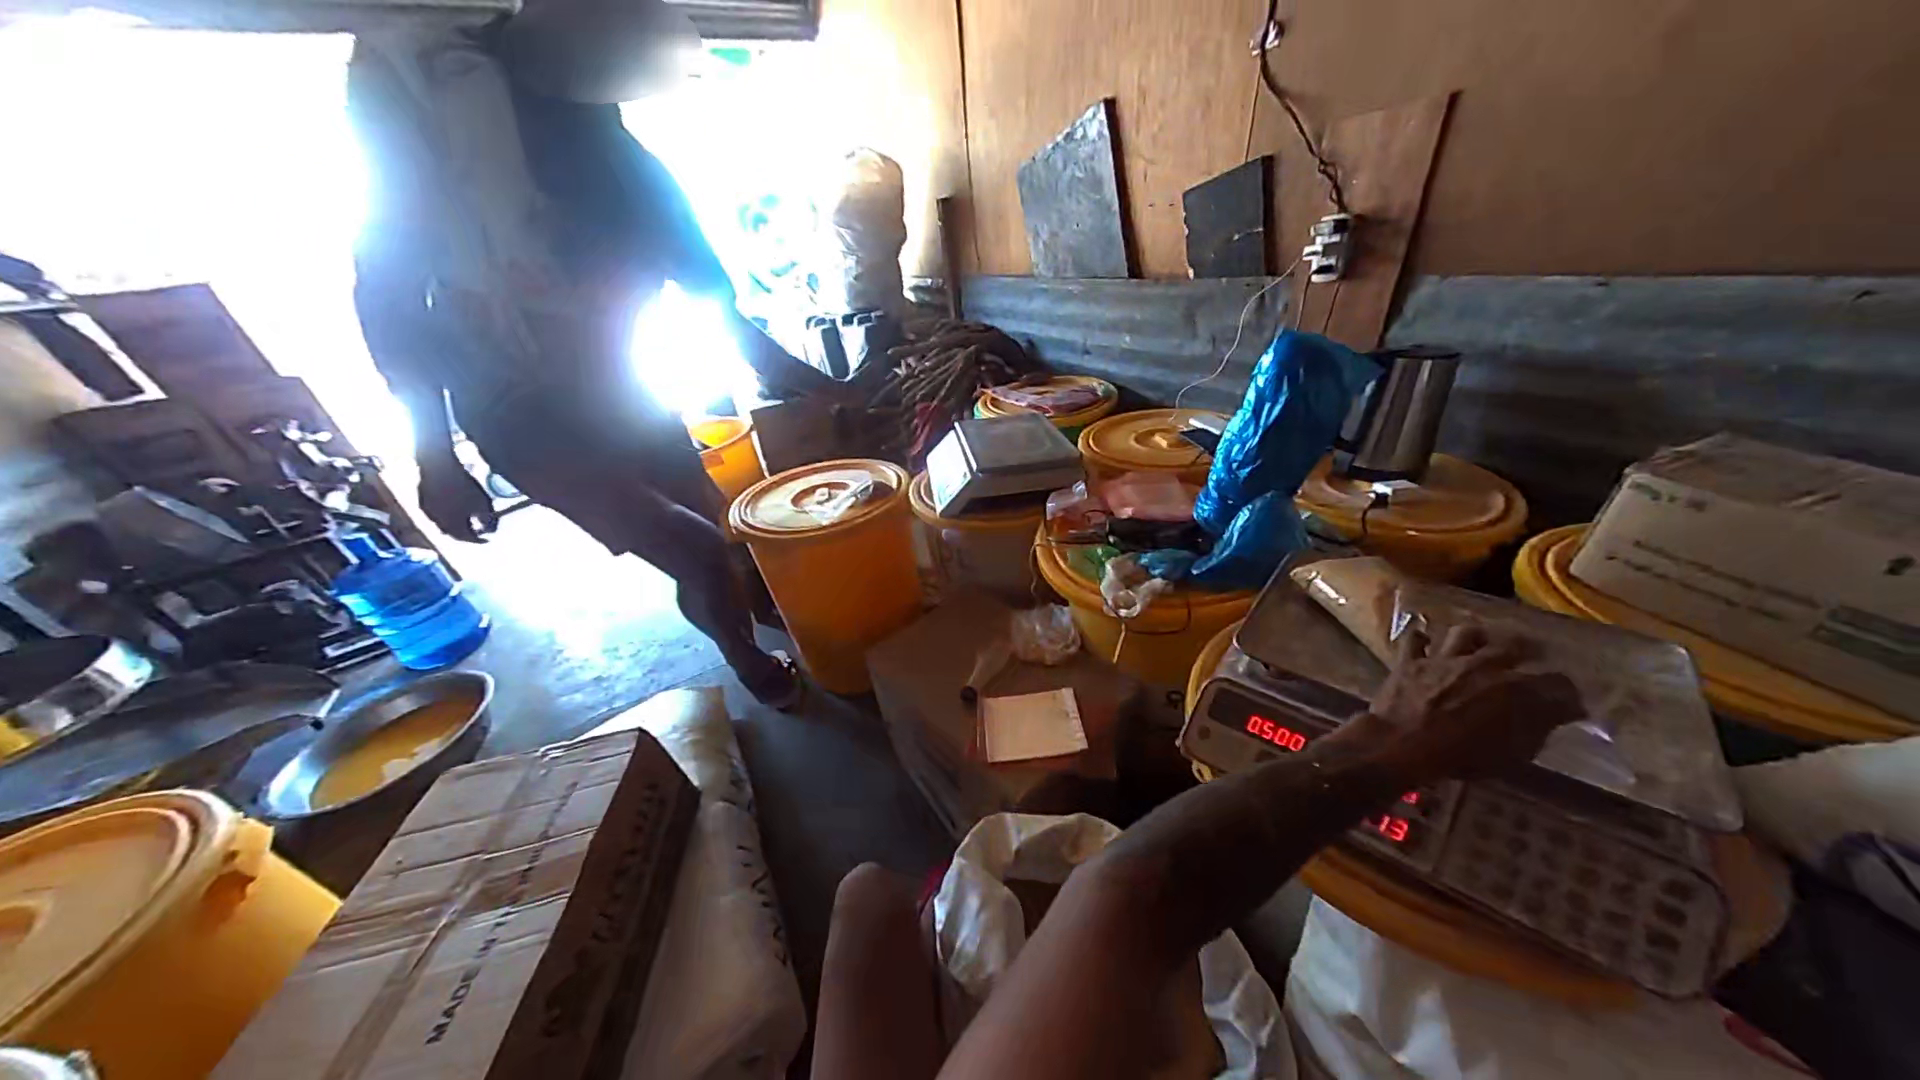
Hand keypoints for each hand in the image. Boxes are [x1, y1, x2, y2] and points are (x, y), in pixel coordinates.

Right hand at [417, 453, 499, 541]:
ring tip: (464, 522)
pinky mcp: (421, 500)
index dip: (478, 540)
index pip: (466, 538)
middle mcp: (436, 521)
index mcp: (452, 524)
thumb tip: (490, 531)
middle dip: (464, 534)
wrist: (438, 465)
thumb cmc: (465, 485)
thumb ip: (487, 520)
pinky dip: (445, 515)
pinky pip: (434, 512)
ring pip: (441, 523)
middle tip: (475, 532)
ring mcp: (426, 510)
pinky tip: (452, 509)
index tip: (487, 539)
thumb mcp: (483, 503)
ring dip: (453, 525)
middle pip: (452, 532)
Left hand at [1362, 622, 1583, 781]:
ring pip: (1465, 633)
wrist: (1402, 743)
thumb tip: (1556, 713)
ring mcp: (1443, 658)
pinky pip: (1415, 641)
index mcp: (1515, 689)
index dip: (1566, 694)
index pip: (1557, 683)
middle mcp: (1483, 665)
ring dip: (1476, 637)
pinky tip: (1425, 643)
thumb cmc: (1461, 756)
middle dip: (1528, 651)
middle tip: (1530, 657)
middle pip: (1513, 646)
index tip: (1567, 702)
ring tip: (1481, 642)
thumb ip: (1537, 728)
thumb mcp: (1513, 753)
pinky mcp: (1411, 660)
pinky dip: (1420, 641)